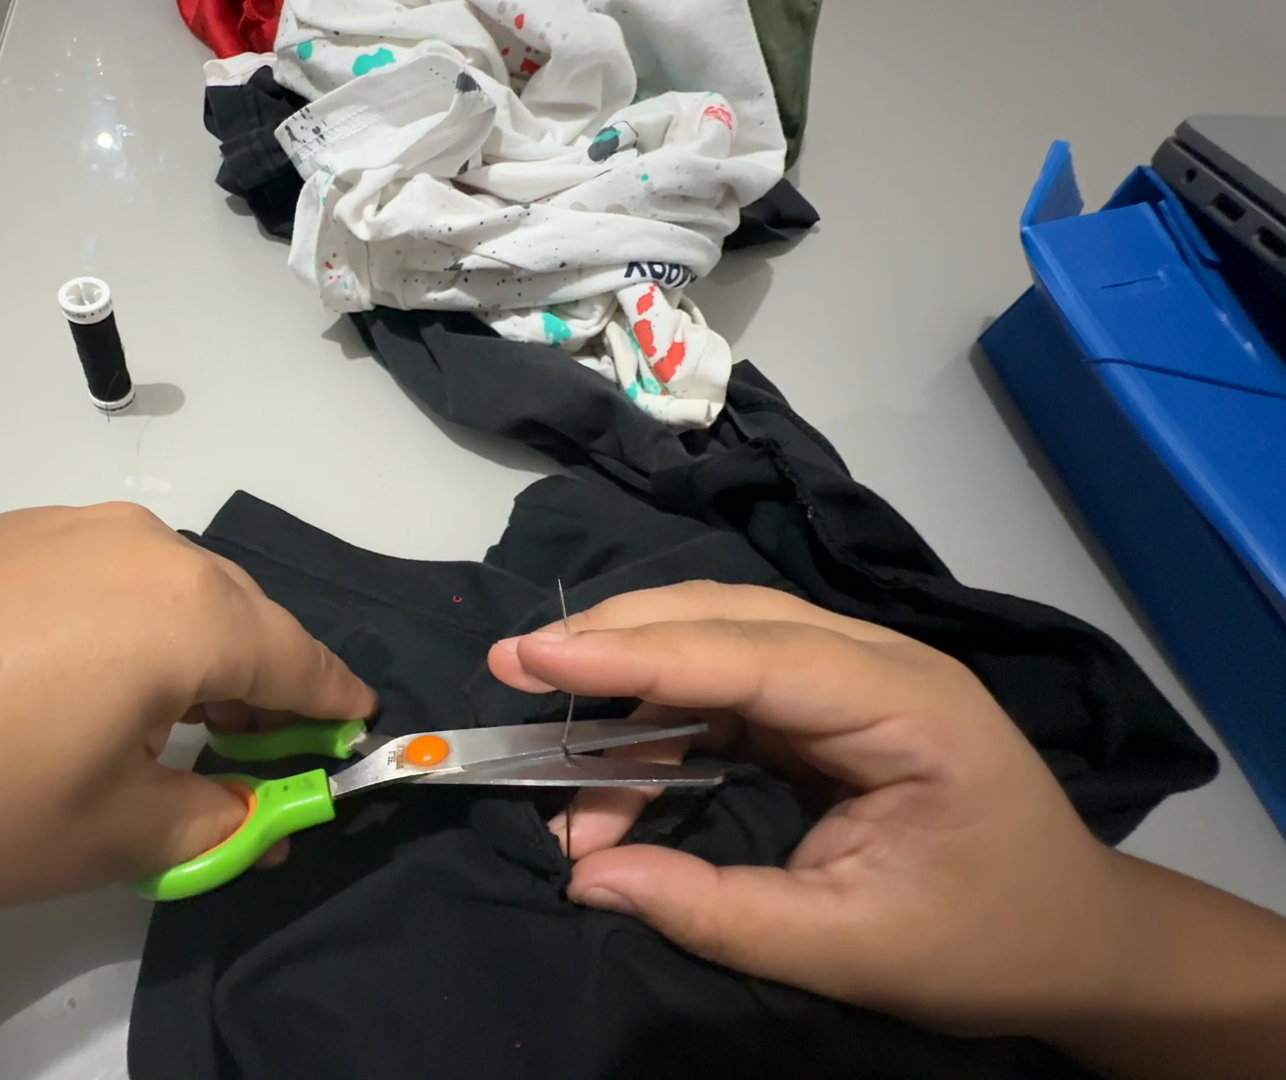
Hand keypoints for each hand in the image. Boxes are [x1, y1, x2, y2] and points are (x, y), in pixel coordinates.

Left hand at [0, 502, 373, 1076]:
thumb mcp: (111, 835)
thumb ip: (220, 821)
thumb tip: (269, 814)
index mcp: (191, 611)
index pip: (302, 661)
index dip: (335, 707)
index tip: (350, 736)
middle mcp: (146, 545)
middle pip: (242, 618)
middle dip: (264, 687)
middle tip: (253, 754)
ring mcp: (69, 526)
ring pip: (174, 592)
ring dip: (195, 655)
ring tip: (164, 724)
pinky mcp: (7, 532)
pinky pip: (108, 578)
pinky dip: (131, 629)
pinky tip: (80, 681)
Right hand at [485, 582, 1285, 1065]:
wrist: (1076, 936)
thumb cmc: (988, 941)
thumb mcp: (853, 950)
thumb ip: (714, 911)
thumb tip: (586, 877)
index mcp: (901, 704)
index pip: (742, 653)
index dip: (629, 654)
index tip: (532, 658)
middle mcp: (861, 658)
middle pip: (710, 615)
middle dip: (606, 639)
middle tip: (513, 665)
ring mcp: (829, 667)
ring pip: (697, 633)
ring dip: (615, 670)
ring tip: (542, 706)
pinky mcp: (800, 693)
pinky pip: (701, 679)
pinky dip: (641, 711)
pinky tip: (602, 760)